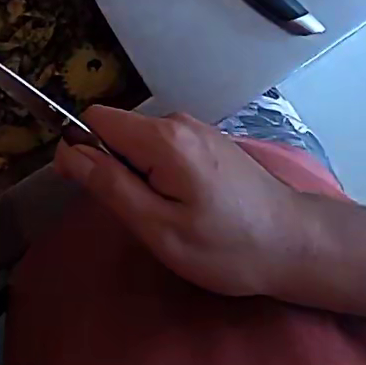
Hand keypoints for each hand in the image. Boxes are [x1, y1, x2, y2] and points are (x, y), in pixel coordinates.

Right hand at [52, 106, 311, 296]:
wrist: (297, 243)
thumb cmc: (227, 246)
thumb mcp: (159, 227)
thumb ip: (110, 185)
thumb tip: (68, 152)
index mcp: (163, 137)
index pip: (96, 118)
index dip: (81, 146)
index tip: (88, 186)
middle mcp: (178, 121)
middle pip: (118, 129)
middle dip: (112, 165)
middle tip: (138, 213)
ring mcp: (196, 128)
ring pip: (140, 140)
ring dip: (137, 172)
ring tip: (166, 214)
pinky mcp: (208, 140)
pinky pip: (163, 146)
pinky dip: (159, 171)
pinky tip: (186, 204)